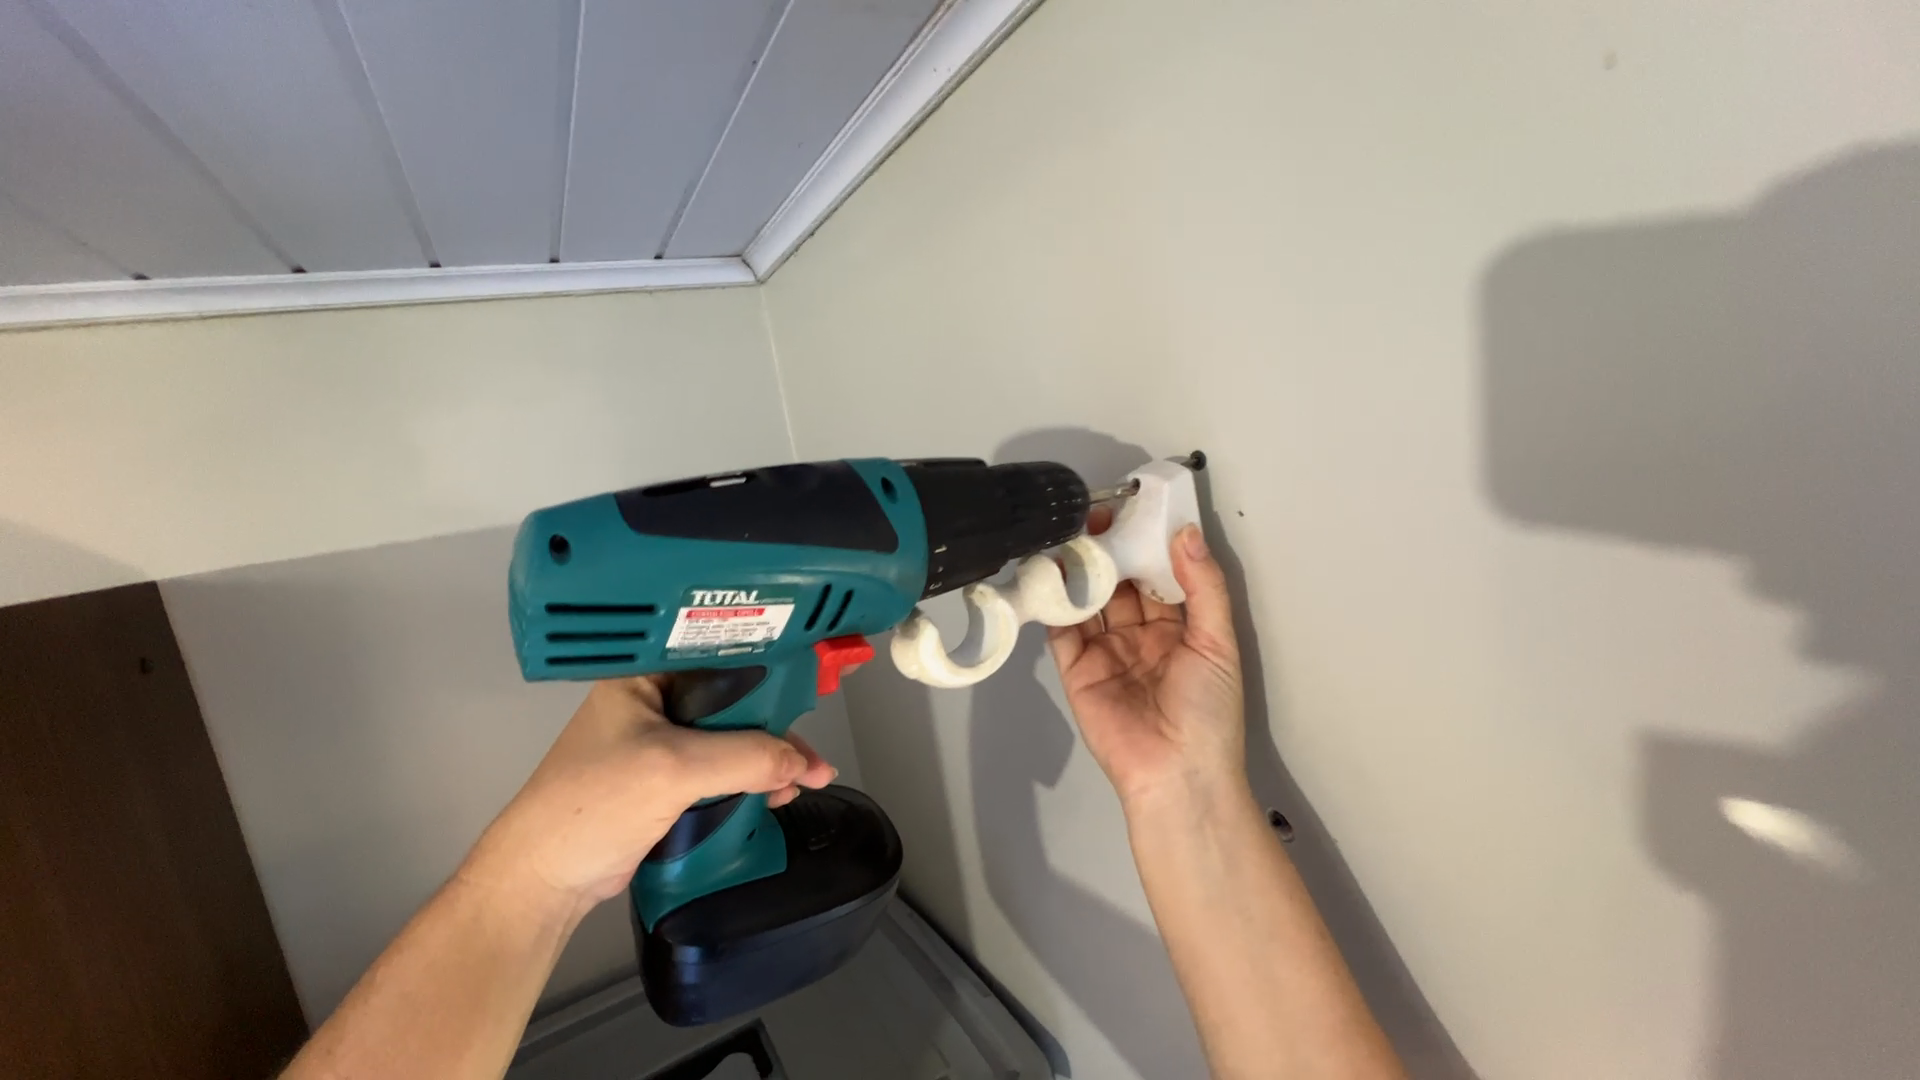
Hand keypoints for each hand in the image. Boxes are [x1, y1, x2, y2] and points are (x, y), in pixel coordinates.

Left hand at [465, 678, 836, 911]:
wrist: (544, 880)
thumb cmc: (593, 805)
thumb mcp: (674, 770)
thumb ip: (744, 759)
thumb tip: (802, 765)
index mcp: (646, 677)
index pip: (720, 660)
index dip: (768, 674)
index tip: (808, 695)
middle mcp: (656, 702)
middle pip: (735, 704)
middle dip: (777, 732)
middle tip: (812, 759)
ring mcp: (662, 742)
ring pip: (733, 739)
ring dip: (770, 760)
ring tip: (805, 782)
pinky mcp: (668, 779)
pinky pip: (723, 769)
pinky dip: (752, 781)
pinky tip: (777, 795)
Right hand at [1048, 519, 1247, 810]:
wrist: (1175, 773)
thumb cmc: (1208, 713)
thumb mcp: (1217, 641)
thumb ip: (1203, 585)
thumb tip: (1188, 533)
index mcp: (1178, 630)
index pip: (1157, 577)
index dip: (1145, 546)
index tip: (1134, 513)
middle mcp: (1140, 637)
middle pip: (1119, 585)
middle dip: (1108, 553)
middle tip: (1094, 519)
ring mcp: (1105, 652)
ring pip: (1089, 601)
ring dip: (1080, 572)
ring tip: (1069, 539)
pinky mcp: (1076, 669)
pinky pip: (1062, 630)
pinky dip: (1055, 604)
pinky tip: (1051, 576)